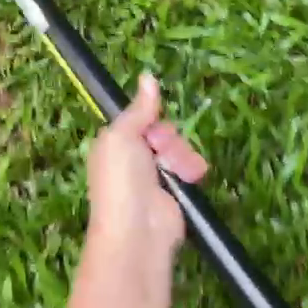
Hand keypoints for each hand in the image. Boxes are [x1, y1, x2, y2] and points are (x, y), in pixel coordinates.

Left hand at [86, 73, 208, 257]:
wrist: (138, 231)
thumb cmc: (122, 180)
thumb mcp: (123, 136)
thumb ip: (139, 108)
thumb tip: (147, 76)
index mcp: (115, 144)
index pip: (140, 118)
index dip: (150, 119)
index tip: (151, 126)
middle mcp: (134, 159)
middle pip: (163, 131)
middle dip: (168, 138)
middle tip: (160, 151)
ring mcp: (156, 176)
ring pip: (179, 147)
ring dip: (182, 154)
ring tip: (178, 170)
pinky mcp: (176, 190)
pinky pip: (190, 166)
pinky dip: (192, 169)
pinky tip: (191, 176)